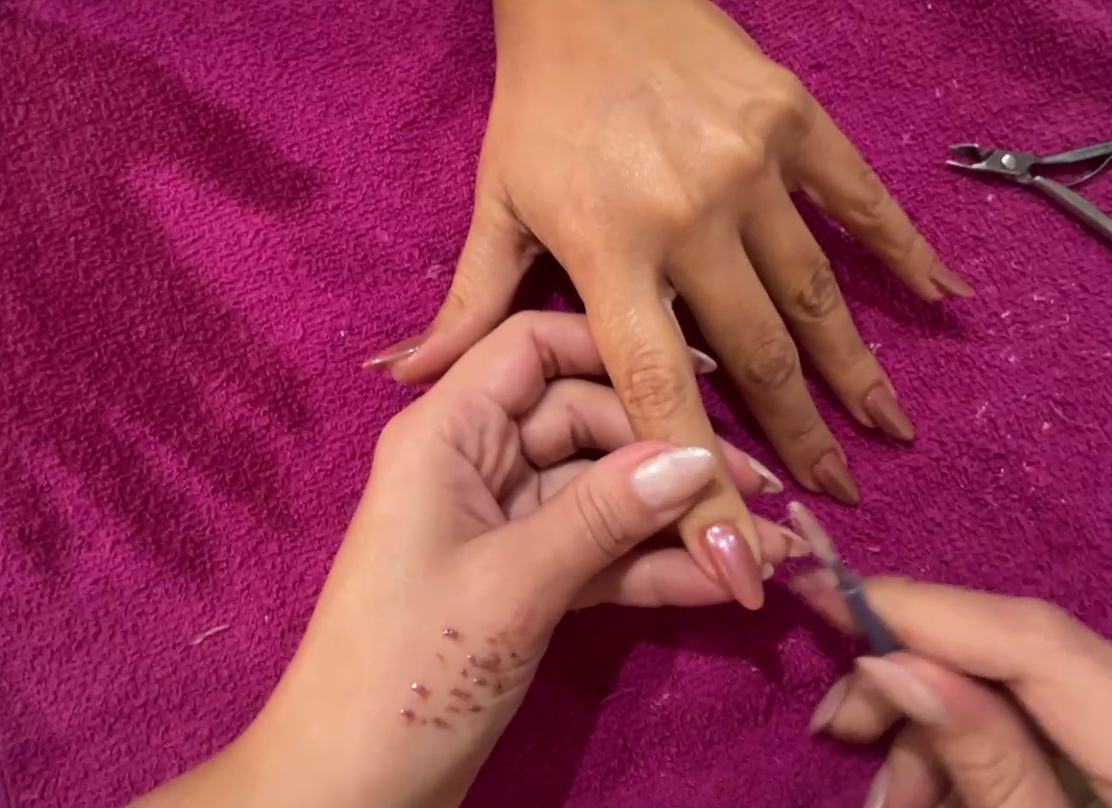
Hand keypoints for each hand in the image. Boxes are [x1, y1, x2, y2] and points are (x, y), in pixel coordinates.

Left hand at [146, 312, 801, 807]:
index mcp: (446, 429)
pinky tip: (719, 583)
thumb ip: (605, 513)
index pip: (531, 347)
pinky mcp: (520, 571)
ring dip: (670, 517)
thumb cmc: (410, 667)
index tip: (694, 377)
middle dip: (663, 456)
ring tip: (762, 549)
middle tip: (754, 497)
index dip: (608, 350)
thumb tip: (697, 456)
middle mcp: (473, 456)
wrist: (349, 788)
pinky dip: (648, 564)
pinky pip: (593, 547)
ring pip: (596, 490)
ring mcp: (499, 516)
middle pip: (580, 421)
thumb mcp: (514, 582)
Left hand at [370, 0, 968, 581]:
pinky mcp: (794, 120)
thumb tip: (394, 375)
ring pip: (814, 293)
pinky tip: (944, 299)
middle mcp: (689, 216)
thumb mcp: (492, 207)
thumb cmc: (533, 111)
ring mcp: (751, 166)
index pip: (656, 388)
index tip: (741, 559)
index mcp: (607, 248)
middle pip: (756, 354)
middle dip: (798, 438)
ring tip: (887, 431)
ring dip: (853, 370)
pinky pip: (859, 199)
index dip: (695, 481)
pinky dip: (903, 251)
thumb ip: (464, 305)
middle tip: (836, 501)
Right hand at [796, 575, 1111, 807]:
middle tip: (838, 729)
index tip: (816, 592)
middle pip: (1042, 662)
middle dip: (924, 688)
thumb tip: (887, 664)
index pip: (1045, 645)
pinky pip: (1102, 710)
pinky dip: (1026, 735)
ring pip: (1061, 683)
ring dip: (965, 721)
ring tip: (897, 790)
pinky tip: (972, 775)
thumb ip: (989, 773)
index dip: (918, 608)